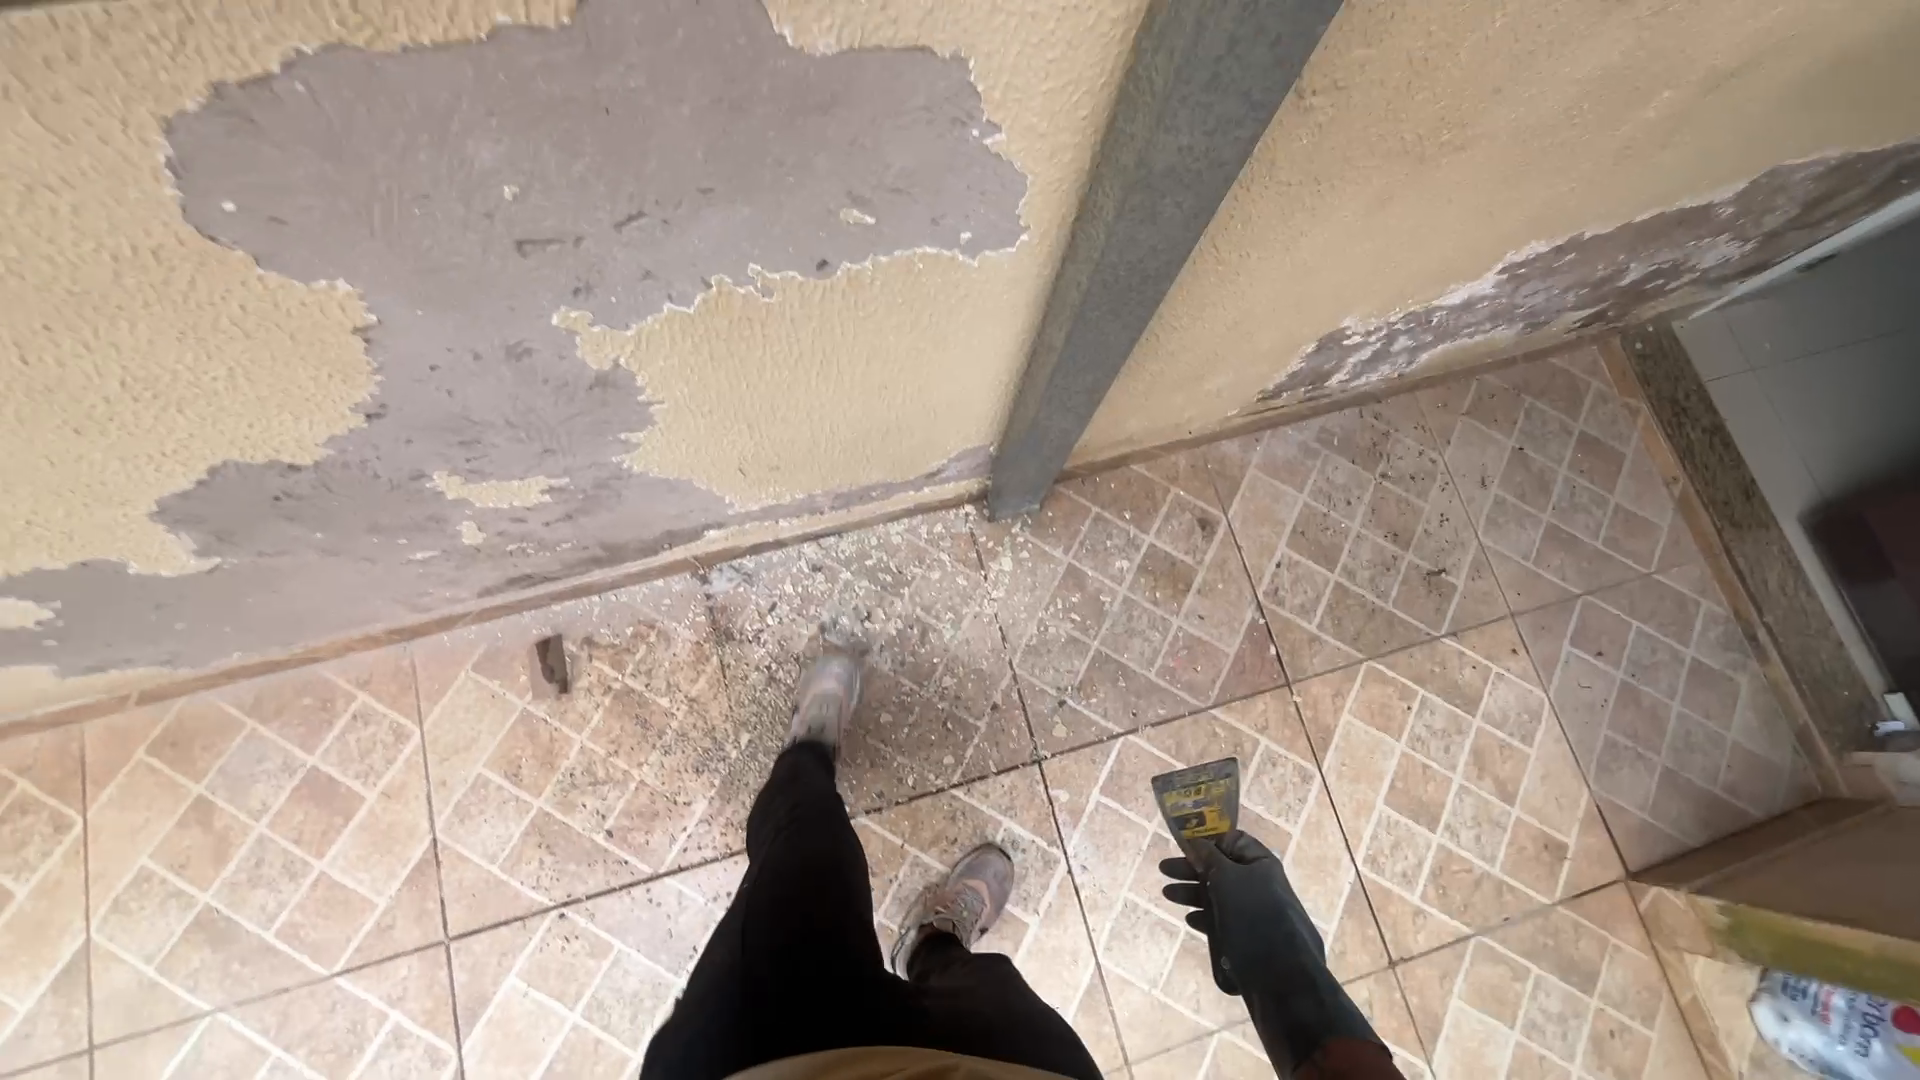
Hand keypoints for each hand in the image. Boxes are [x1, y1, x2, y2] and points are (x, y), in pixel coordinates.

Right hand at [1159, 830, 1325, 996]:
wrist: (1280, 975)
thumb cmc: (1252, 915)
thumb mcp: (1226, 877)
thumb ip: (1208, 857)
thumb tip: (1196, 841)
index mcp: (1261, 863)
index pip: (1233, 840)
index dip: (1208, 841)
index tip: (1183, 847)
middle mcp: (1260, 884)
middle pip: (1221, 868)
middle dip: (1191, 869)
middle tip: (1164, 870)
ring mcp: (1255, 912)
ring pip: (1219, 895)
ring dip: (1192, 893)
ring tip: (1167, 895)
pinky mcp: (1250, 937)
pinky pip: (1224, 920)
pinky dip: (1205, 917)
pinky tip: (1190, 920)